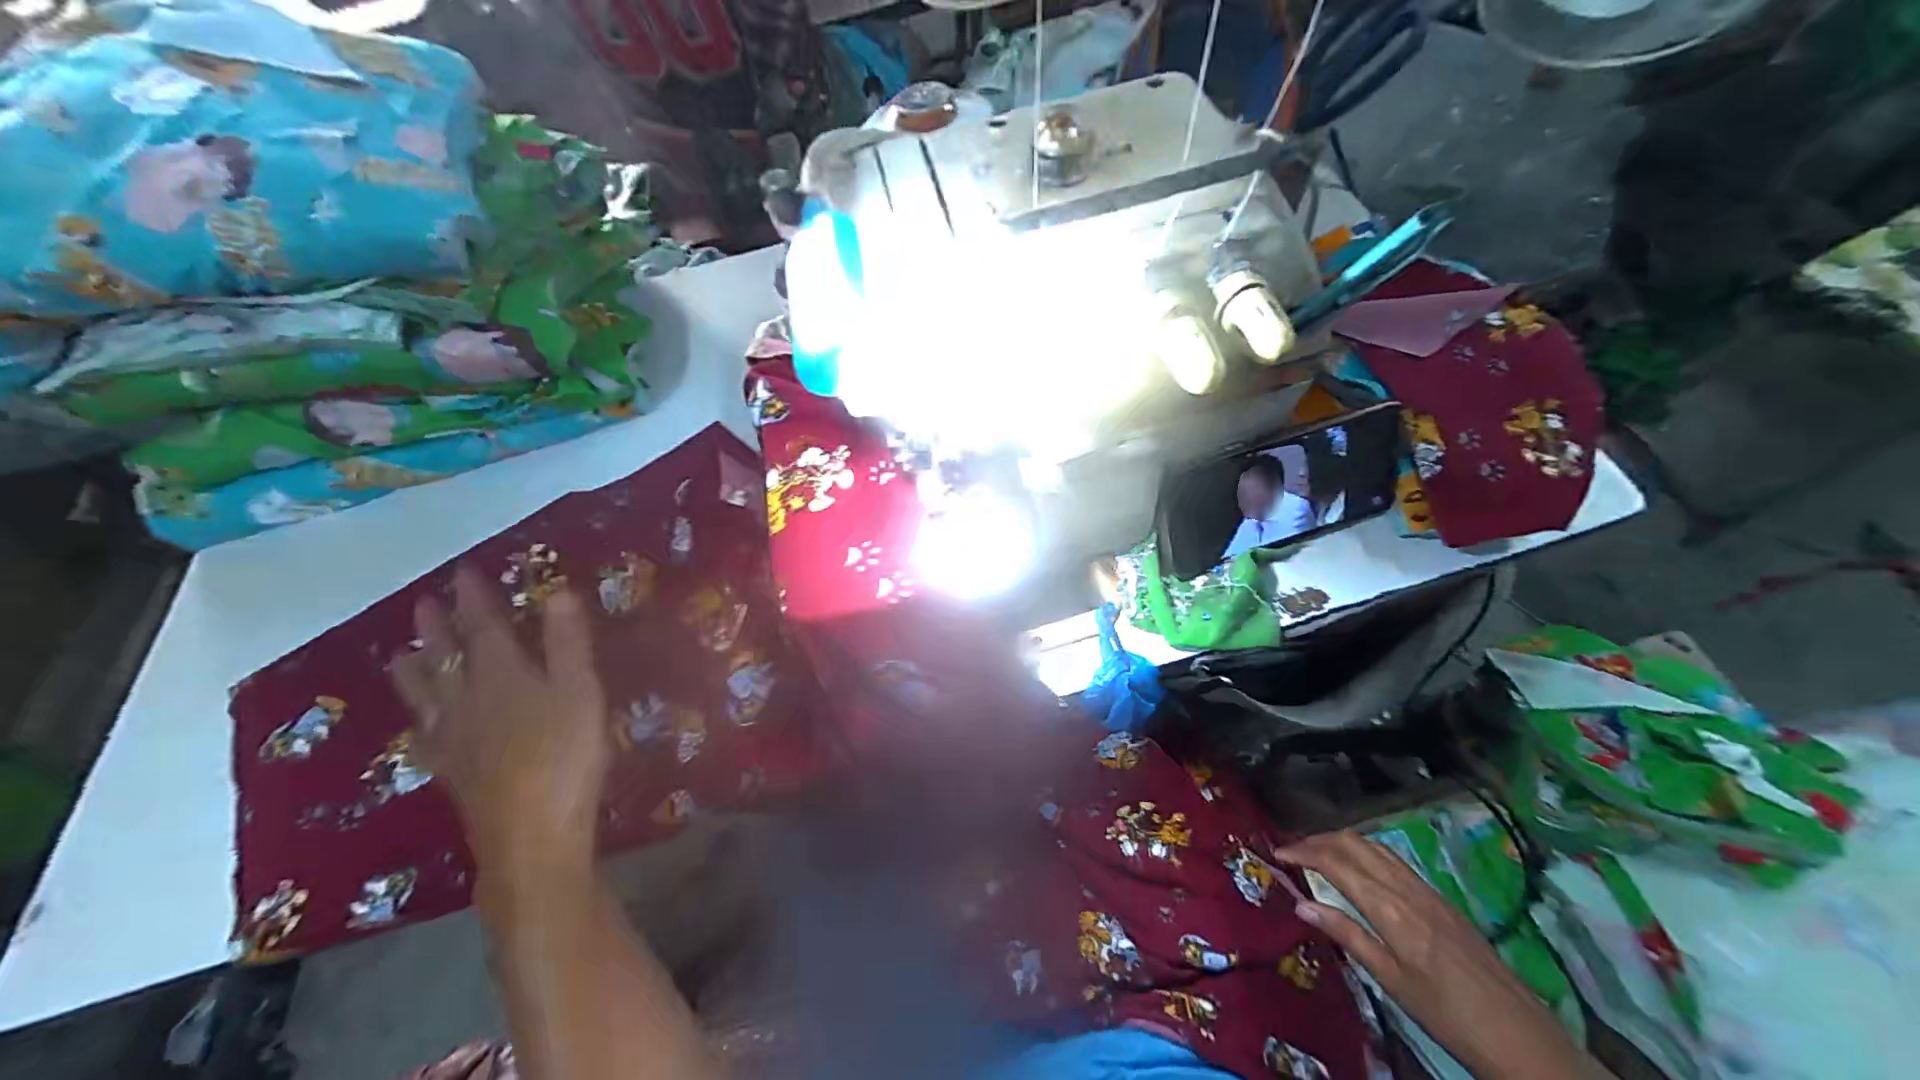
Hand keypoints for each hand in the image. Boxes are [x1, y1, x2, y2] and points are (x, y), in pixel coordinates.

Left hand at [392, 564, 609, 876]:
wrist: (531, 834)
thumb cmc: (566, 756)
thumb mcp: (580, 691)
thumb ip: (567, 642)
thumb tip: (556, 590)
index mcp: (502, 675)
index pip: (484, 626)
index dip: (475, 597)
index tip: (464, 570)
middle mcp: (468, 700)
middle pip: (446, 655)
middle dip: (437, 625)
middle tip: (423, 601)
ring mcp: (454, 738)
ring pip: (426, 694)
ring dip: (415, 668)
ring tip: (401, 653)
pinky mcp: (452, 770)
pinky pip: (426, 736)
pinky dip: (419, 720)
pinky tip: (418, 725)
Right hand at [1277, 831, 1601, 1079]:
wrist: (1521, 1036)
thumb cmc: (1447, 1015)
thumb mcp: (1390, 979)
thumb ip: (1346, 935)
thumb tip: (1300, 904)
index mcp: (1390, 908)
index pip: (1336, 862)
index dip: (1302, 852)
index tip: (1276, 854)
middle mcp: (1406, 888)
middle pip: (1355, 843)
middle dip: (1319, 839)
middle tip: (1293, 851)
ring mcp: (1427, 890)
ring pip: (1376, 846)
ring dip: (1343, 841)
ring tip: (1319, 854)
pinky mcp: (1441, 899)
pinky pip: (1394, 860)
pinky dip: (1366, 852)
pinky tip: (1359, 869)